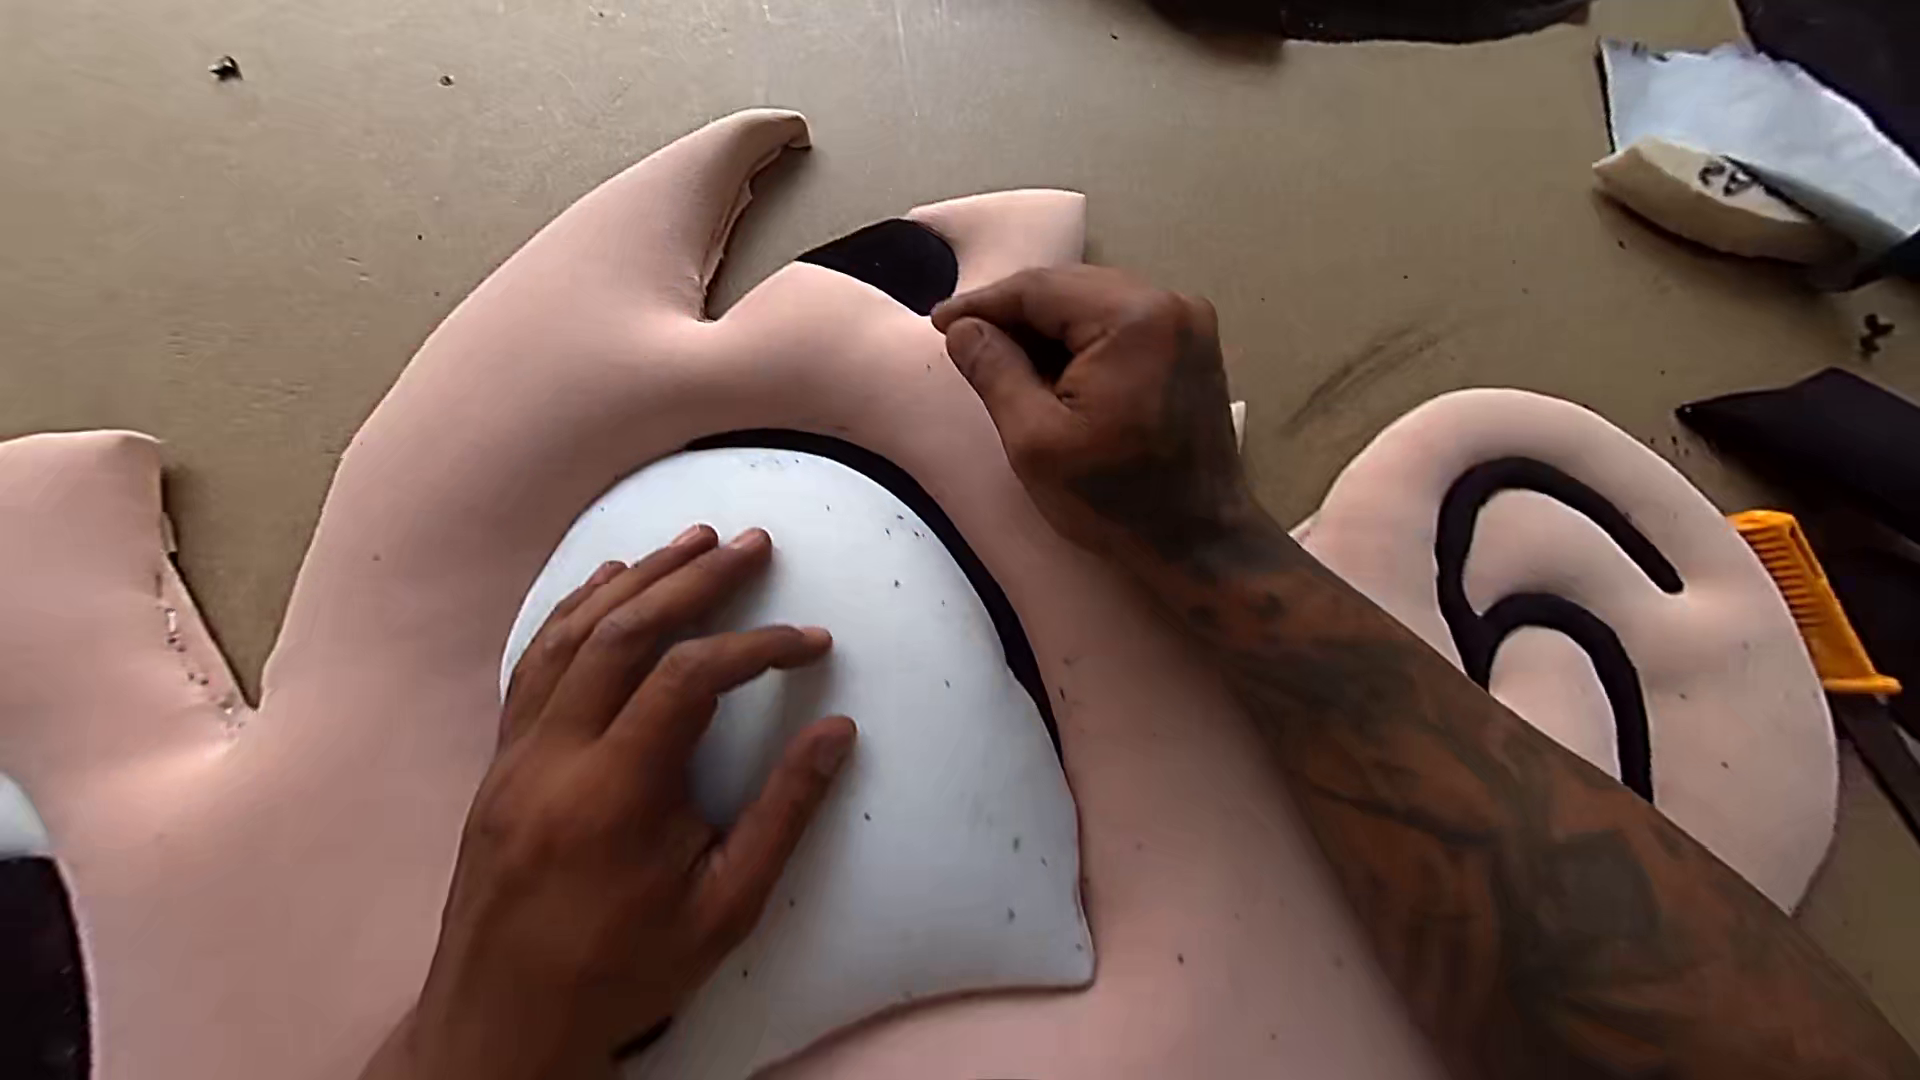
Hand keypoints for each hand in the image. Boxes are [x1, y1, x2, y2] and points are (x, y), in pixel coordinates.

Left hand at [364, 525, 856, 1079]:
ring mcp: (517, 752)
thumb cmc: (624, 970)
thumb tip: (838, 731)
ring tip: (692, 540)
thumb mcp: (728, 905)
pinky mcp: (503, 756)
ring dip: (641, 577)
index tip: (811, 641)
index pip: (691, 679)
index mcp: (614, 795)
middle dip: (697, 579)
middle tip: (750, 542)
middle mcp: (554, 757)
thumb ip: (786, 810)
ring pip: (574, 634)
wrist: (496, 1032)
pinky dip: (578, 606)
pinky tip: (611, 578)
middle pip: (624, 633)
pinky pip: (538, 660)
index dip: (759, 647)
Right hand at [931, 265, 1257, 573]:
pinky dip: (1078, 344)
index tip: (940, 322)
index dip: (982, 303)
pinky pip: (1119, 327)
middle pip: (1069, 290)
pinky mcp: (1191, 349)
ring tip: (1003, 362)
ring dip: (1044, 331)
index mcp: (1133, 320)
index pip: (1040, 289)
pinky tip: (1051, 372)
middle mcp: (1169, 304)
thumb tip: (963, 329)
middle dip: (1013, 315)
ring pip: (1093, 307)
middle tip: (967, 343)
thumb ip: (994, 373)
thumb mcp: (1034, 441)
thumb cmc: (1113, 500)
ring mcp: (1187, 325)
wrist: (1199, 541)